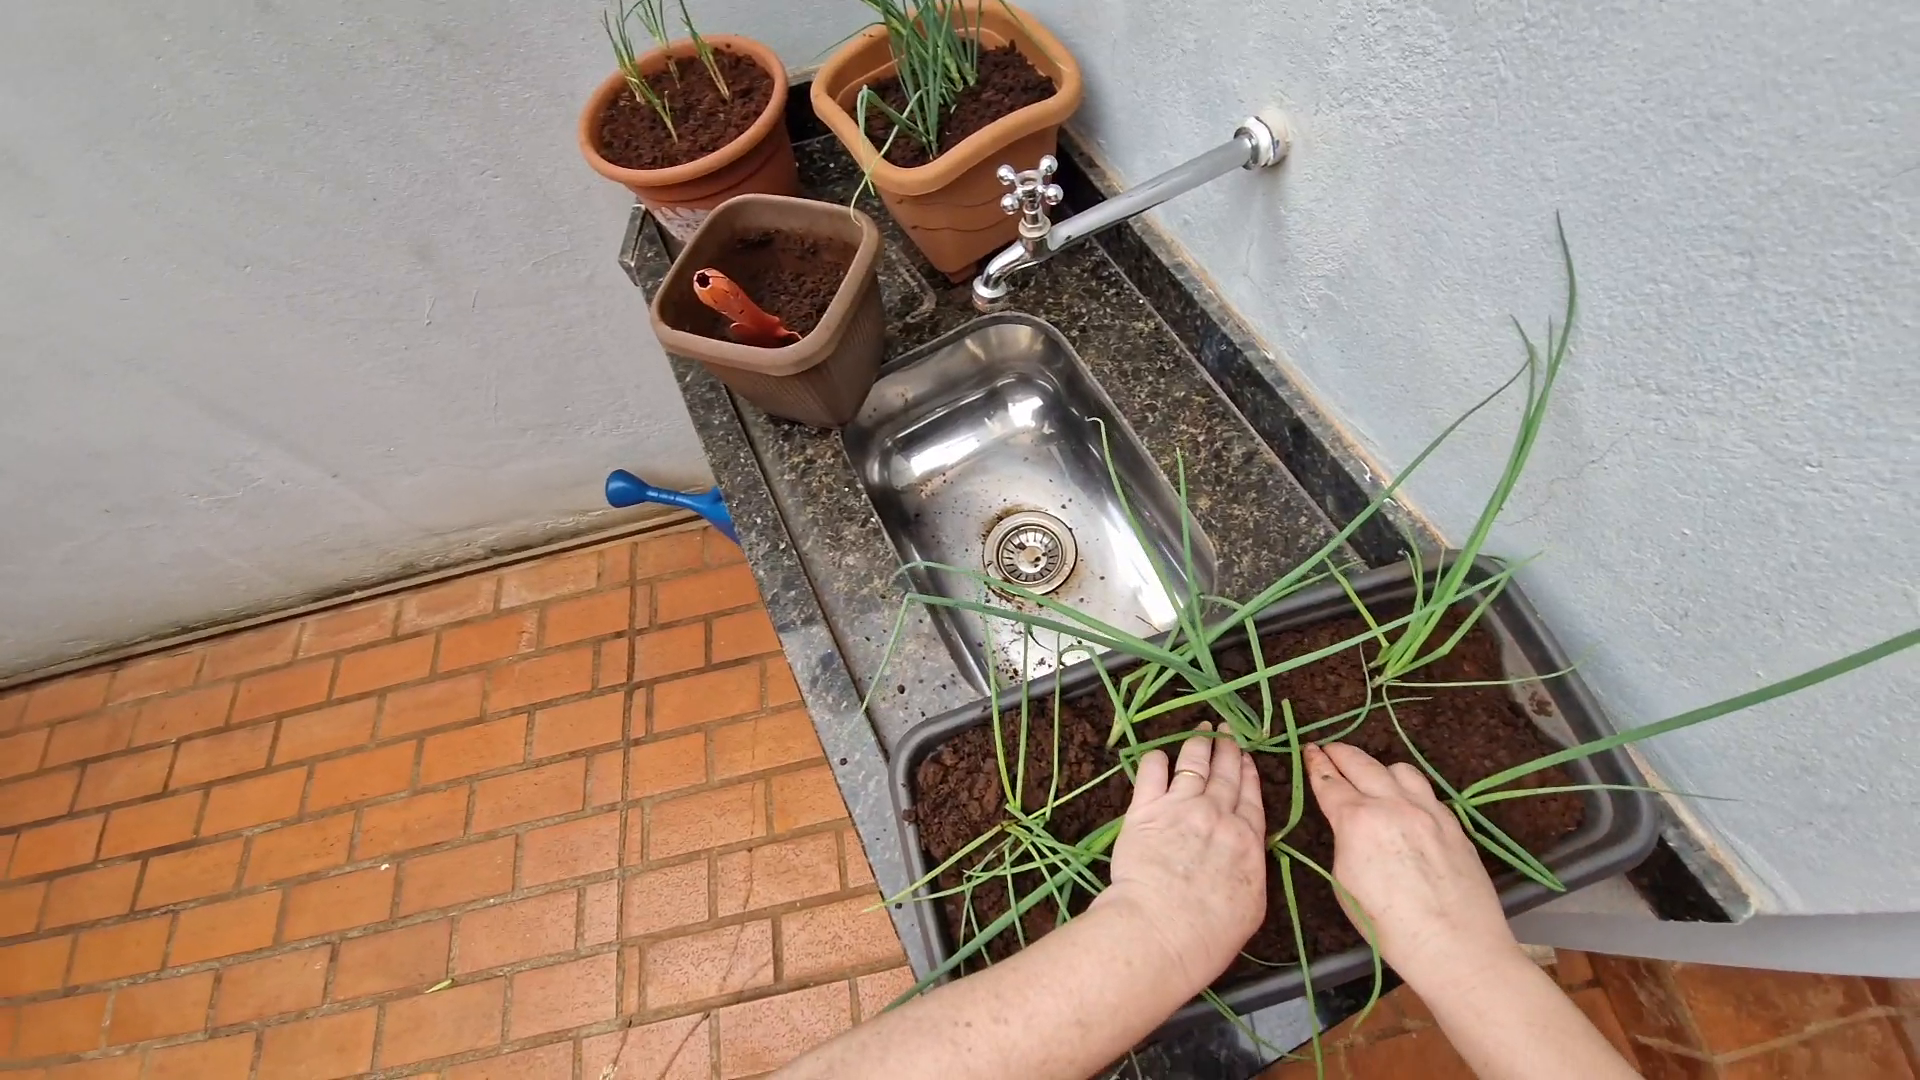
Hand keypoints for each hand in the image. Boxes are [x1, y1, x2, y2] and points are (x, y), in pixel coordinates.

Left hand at [1094, 722, 1267, 993]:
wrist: (1163, 928)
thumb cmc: (1210, 933)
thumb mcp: (1252, 904)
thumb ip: (1249, 868)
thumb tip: (1244, 851)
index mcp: (1246, 840)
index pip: (1250, 796)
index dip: (1248, 773)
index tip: (1247, 757)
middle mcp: (1216, 814)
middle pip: (1225, 774)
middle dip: (1228, 749)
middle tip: (1227, 732)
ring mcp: (1180, 806)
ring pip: (1193, 763)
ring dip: (1198, 743)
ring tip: (1202, 730)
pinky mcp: (1145, 808)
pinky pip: (1152, 771)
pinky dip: (1156, 758)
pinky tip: (1159, 754)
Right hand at [1303, 742, 1521, 989]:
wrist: (1458, 951)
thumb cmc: (1388, 926)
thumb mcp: (1343, 881)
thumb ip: (1343, 840)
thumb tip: (1348, 825)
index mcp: (1357, 820)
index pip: (1328, 780)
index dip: (1315, 763)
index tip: (1309, 750)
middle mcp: (1392, 805)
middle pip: (1360, 763)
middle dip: (1339, 752)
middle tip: (1328, 749)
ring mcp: (1428, 812)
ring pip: (1398, 769)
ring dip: (1378, 767)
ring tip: (1370, 776)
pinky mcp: (1454, 825)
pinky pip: (1426, 791)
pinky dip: (1408, 788)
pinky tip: (1405, 803)